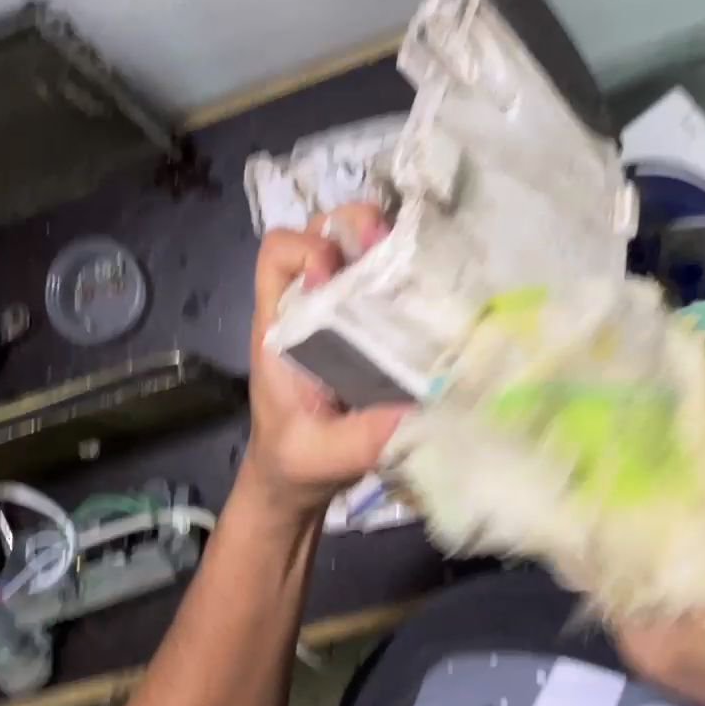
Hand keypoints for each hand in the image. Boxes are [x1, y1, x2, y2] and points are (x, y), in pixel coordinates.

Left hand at [239, 204, 411, 521]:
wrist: (294, 479)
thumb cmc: (296, 461)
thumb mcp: (324, 455)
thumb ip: (365, 437)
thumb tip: (423, 406)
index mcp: (279, 329)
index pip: (276, 256)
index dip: (306, 251)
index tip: (333, 276)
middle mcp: (303, 308)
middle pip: (316, 233)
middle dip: (351, 226)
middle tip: (388, 243)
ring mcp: (334, 312)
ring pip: (348, 246)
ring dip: (378, 239)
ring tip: (413, 253)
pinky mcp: (362, 325)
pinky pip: (376, 279)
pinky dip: (400, 268)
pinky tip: (428, 280)